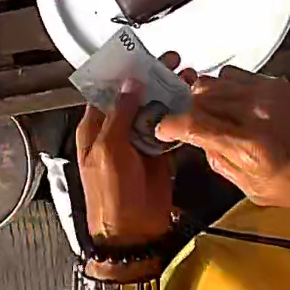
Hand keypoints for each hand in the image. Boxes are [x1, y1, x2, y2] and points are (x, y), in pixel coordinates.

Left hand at [75, 53, 196, 249]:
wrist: (132, 233)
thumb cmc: (110, 192)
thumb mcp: (108, 150)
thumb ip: (120, 116)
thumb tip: (130, 84)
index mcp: (95, 127)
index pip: (109, 91)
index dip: (126, 73)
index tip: (143, 56)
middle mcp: (116, 131)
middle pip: (135, 98)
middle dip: (152, 79)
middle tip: (173, 60)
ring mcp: (139, 142)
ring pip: (154, 111)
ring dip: (169, 94)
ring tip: (188, 76)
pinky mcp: (159, 155)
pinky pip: (169, 130)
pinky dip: (180, 116)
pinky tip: (193, 102)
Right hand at [156, 67, 289, 210]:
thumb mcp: (257, 191)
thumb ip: (221, 165)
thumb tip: (200, 145)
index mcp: (249, 146)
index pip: (193, 123)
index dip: (170, 123)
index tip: (162, 128)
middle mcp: (253, 113)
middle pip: (197, 97)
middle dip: (183, 109)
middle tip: (182, 122)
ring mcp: (264, 93)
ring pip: (211, 82)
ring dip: (200, 96)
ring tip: (204, 111)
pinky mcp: (273, 83)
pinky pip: (231, 75)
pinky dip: (221, 86)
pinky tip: (227, 101)